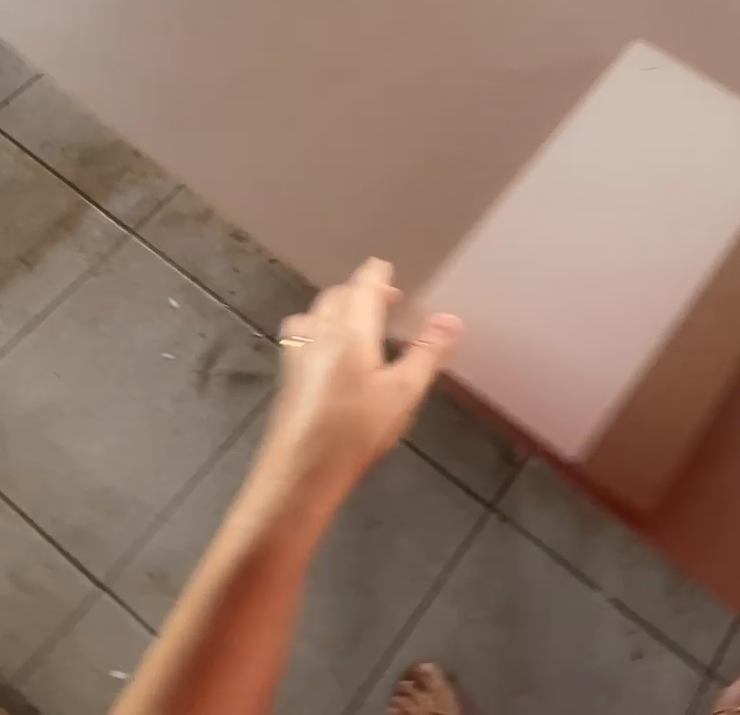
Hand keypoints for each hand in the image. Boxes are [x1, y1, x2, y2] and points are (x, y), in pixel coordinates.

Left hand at [259, 258, 460, 501]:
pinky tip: (327, 352)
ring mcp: (298, 356)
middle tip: (383, 297)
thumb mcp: (404, 392)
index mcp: (350, 331)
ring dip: (335, 307)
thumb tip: (450, 318)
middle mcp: (320, 334)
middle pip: (336, 297)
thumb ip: (427, 352)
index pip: (362, 289)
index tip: (384, 266)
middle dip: (359, 290)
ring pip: (314, 314)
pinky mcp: (289, 378)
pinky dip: (319, 328)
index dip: (375, 275)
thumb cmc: (356, 429)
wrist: (298, 475)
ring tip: (354, 320)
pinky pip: (302, 335)